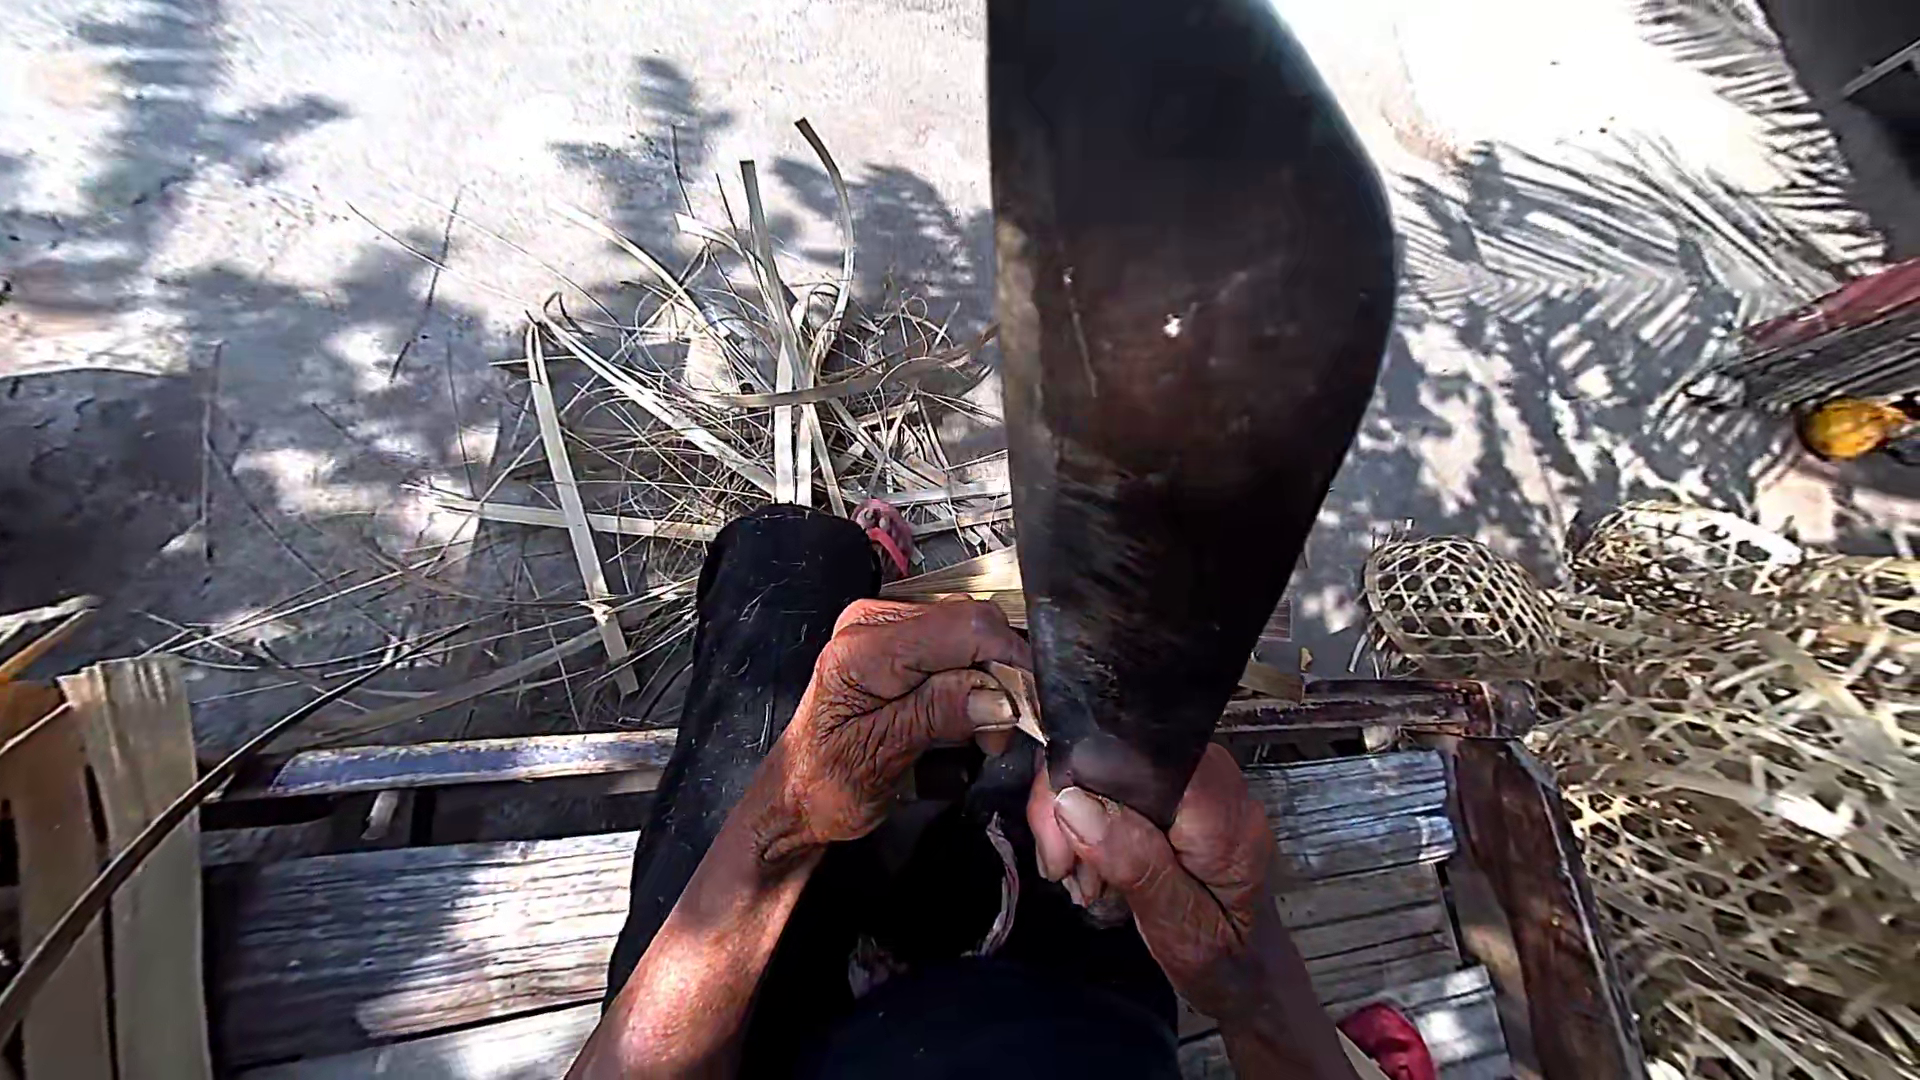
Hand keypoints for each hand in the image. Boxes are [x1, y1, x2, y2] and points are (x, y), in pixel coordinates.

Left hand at [746, 599, 1031, 864]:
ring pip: (972, 631)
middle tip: (993, 734)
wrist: (796, 791)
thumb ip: (937, 715)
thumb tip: (997, 696)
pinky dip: (972, 678)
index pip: (964, 626)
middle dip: (999, 675)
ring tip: (975, 731)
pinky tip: (961, 712)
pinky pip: (958, 642)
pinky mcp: (900, 637)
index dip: (1007, 663)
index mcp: (865, 647)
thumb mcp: (881, 758)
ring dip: (988, 681)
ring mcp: (887, 624)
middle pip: (973, 622)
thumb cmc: (826, 784)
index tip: (1024, 710)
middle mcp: (875, 621)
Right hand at [1027, 743, 1282, 1023]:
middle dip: (1069, 808)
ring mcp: (1189, 779)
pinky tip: (1094, 858)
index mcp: (1218, 809)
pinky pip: (1110, 780)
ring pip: (1098, 766)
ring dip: (1073, 818)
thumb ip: (1134, 864)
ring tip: (1086, 875)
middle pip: (1107, 756)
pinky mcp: (1170, 786)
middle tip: (1068, 868)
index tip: (1064, 841)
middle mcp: (1208, 779)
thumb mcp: (1178, 929)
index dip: (1081, 784)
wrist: (1247, 970)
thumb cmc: (1223, 959)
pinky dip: (1087, 817)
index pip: (1129, 756)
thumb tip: (1075, 806)